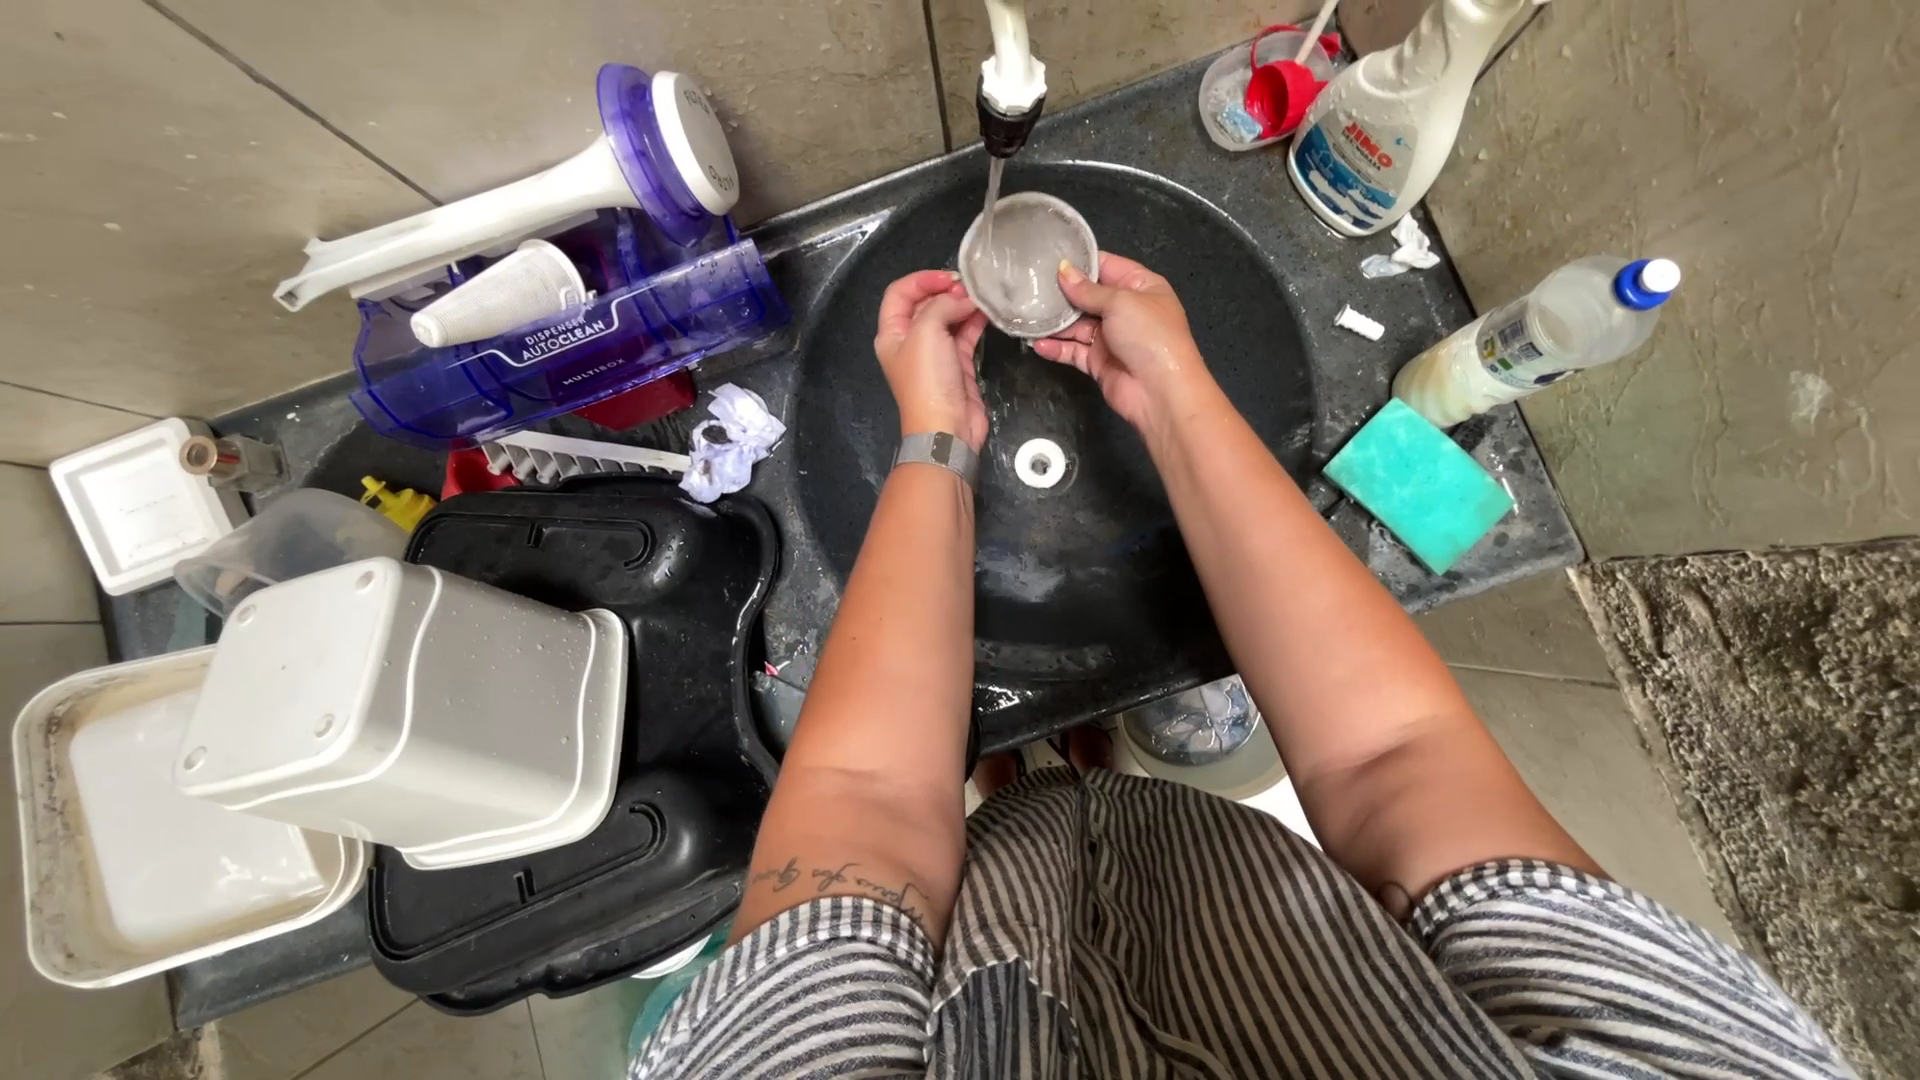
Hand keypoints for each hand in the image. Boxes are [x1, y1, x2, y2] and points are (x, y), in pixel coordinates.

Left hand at [874, 270, 990, 451]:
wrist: (947, 428)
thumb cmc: (928, 380)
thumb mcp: (926, 332)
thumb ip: (941, 306)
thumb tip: (963, 299)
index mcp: (891, 334)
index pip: (900, 293)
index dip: (922, 280)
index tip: (948, 277)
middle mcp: (911, 342)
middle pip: (925, 304)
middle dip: (946, 291)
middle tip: (968, 289)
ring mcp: (935, 353)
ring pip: (948, 318)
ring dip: (963, 305)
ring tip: (981, 297)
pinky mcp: (957, 364)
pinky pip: (965, 335)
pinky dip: (975, 322)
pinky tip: (988, 312)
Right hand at [1031, 253, 1209, 434]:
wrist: (1159, 390)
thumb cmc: (1148, 335)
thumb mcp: (1121, 302)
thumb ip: (1088, 290)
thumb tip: (1063, 271)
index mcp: (1140, 286)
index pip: (1107, 266)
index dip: (1081, 262)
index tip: (1050, 257)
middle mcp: (1125, 310)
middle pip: (1088, 296)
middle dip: (1062, 293)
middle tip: (1030, 286)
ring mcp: (1111, 338)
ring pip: (1077, 326)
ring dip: (1055, 323)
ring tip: (1028, 315)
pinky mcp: (1098, 362)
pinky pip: (1073, 351)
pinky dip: (1056, 348)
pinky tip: (1037, 344)